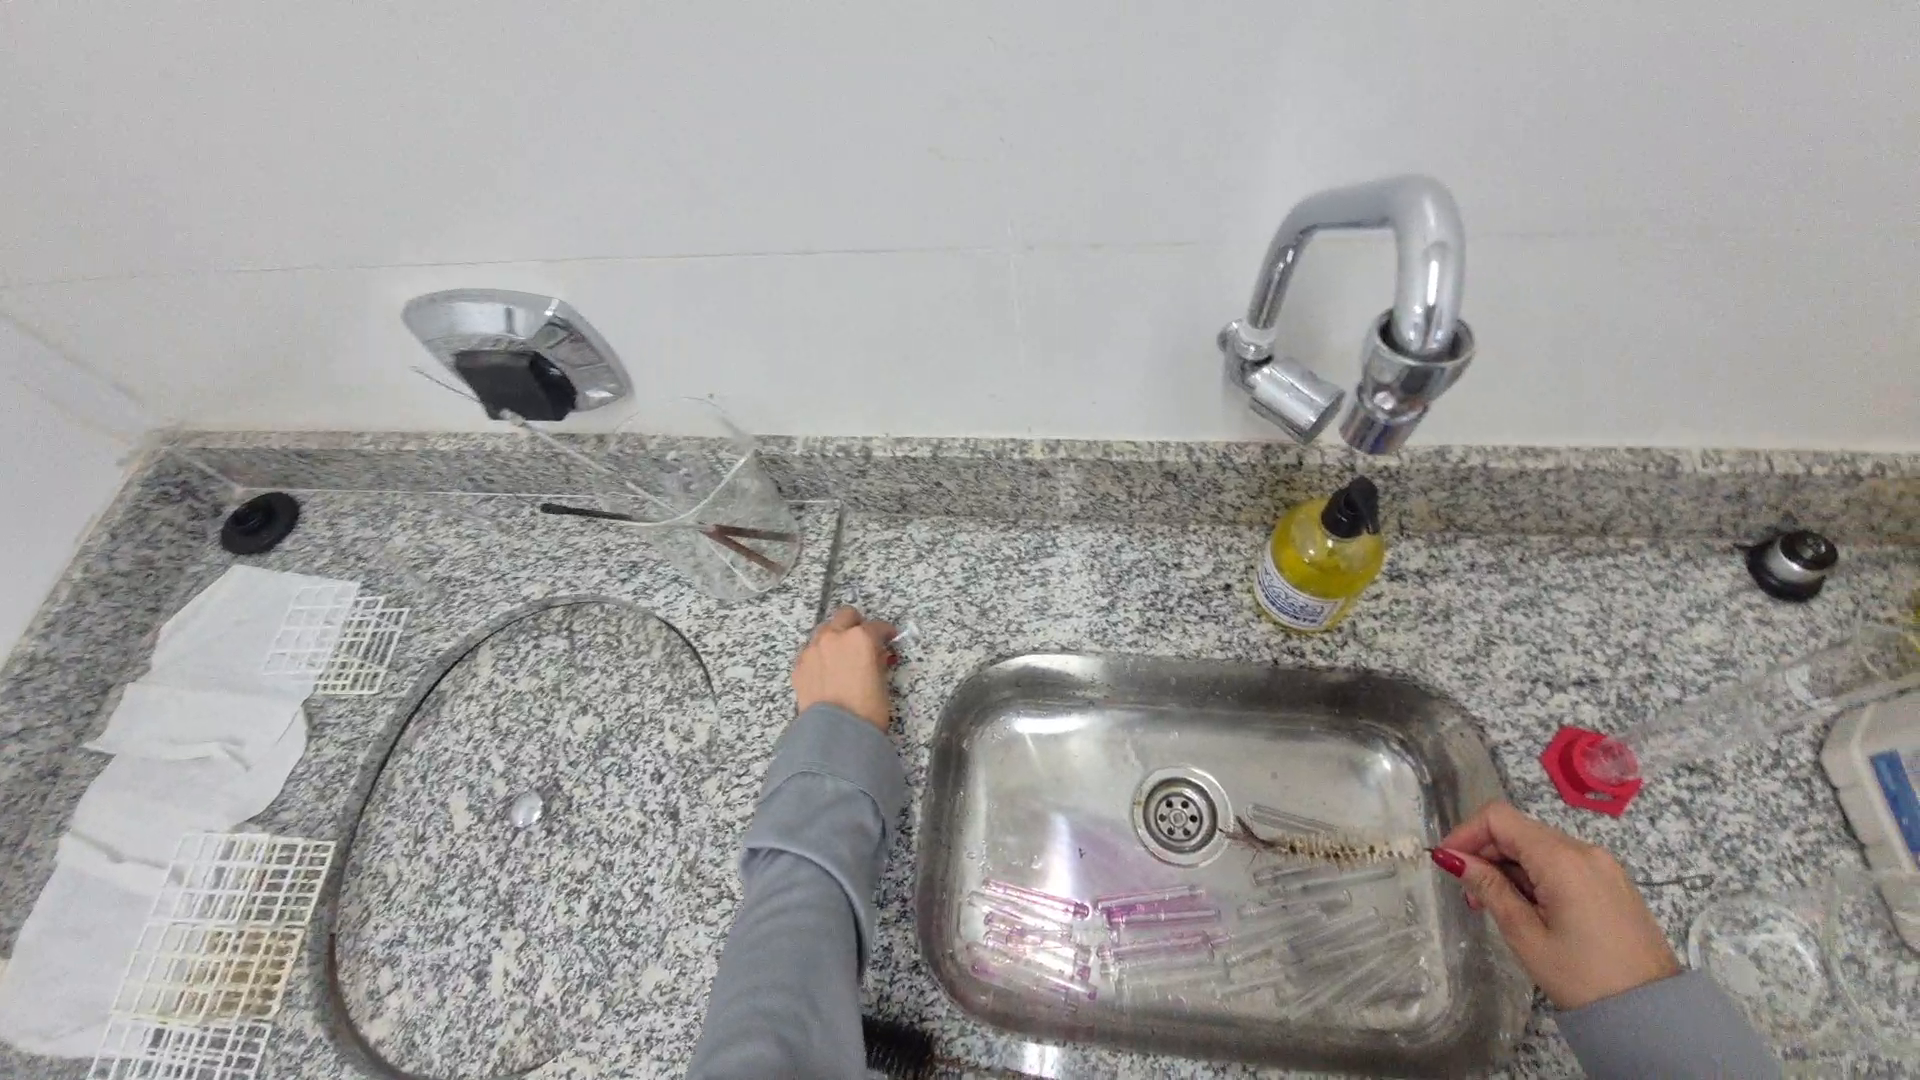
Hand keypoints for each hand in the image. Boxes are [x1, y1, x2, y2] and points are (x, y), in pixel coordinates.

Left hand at [792, 606, 896, 732]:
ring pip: (825, 630)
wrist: (834, 735)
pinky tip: (827, 670)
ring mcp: (813, 650)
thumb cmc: (866, 711)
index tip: (889, 639)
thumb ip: (878, 661)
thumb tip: (876, 655)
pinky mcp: (799, 666)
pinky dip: (820, 654)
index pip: (877, 626)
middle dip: (857, 624)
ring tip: (843, 655)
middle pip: (846, 616)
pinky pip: (811, 650)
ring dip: (836, 636)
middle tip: (864, 641)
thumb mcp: (882, 683)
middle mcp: (834, 637)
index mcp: (860, 638)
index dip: (886, 632)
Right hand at [1431, 800, 1680, 1009]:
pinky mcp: (1611, 882)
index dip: (1465, 833)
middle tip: (1470, 894)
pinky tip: (1528, 907)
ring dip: (1507, 867)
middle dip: (1484, 854)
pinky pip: (1560, 863)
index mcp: (1562, 858)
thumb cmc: (1583, 977)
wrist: (1656, 1018)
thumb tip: (1450, 856)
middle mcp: (1585, 850)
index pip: (1498, 817)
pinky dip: (1533, 875)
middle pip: (1517, 830)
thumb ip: (1487, 886)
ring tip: (1495, 906)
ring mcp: (1603, 866)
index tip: (1447, 862)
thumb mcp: (1524, 932)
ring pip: (1537, 847)